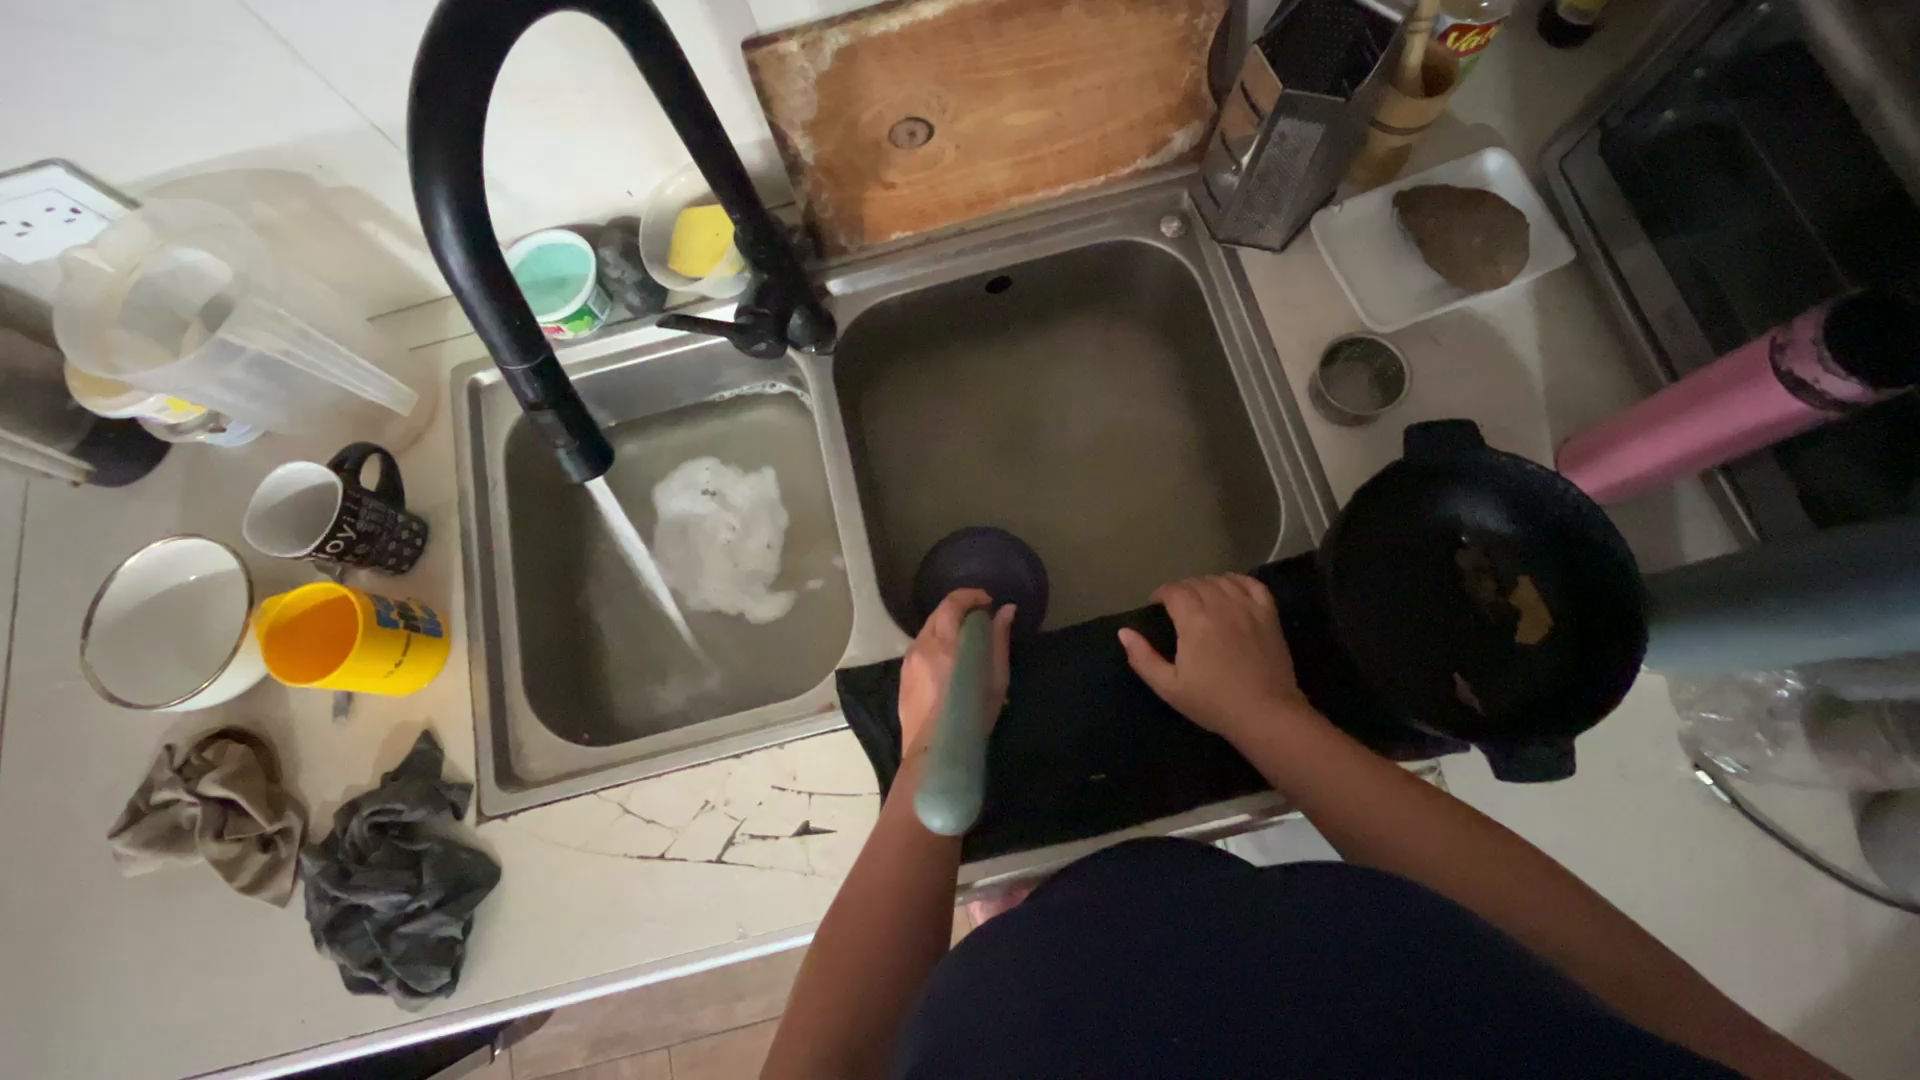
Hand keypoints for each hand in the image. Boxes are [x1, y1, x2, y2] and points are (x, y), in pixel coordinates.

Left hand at [898, 589, 1015, 761]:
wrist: (934, 749)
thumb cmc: (971, 715)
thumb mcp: (995, 679)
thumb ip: (998, 640)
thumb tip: (1006, 610)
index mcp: (948, 643)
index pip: (953, 603)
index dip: (971, 596)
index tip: (987, 602)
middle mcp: (925, 644)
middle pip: (939, 612)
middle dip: (959, 608)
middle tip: (979, 619)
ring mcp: (910, 659)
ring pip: (928, 629)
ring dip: (946, 626)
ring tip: (964, 640)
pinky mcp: (903, 673)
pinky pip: (920, 647)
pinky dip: (935, 642)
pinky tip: (947, 660)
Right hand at [1118, 574, 1319, 745]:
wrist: (1266, 714)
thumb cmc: (1214, 703)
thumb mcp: (1169, 687)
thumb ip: (1143, 658)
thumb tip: (1124, 632)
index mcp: (1194, 621)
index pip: (1173, 590)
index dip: (1161, 594)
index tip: (1156, 605)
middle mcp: (1221, 606)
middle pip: (1196, 583)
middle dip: (1181, 590)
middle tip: (1176, 607)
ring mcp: (1248, 607)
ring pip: (1221, 580)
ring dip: (1206, 584)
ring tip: (1200, 599)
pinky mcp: (1269, 615)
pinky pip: (1252, 584)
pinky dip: (1237, 581)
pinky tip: (1230, 589)